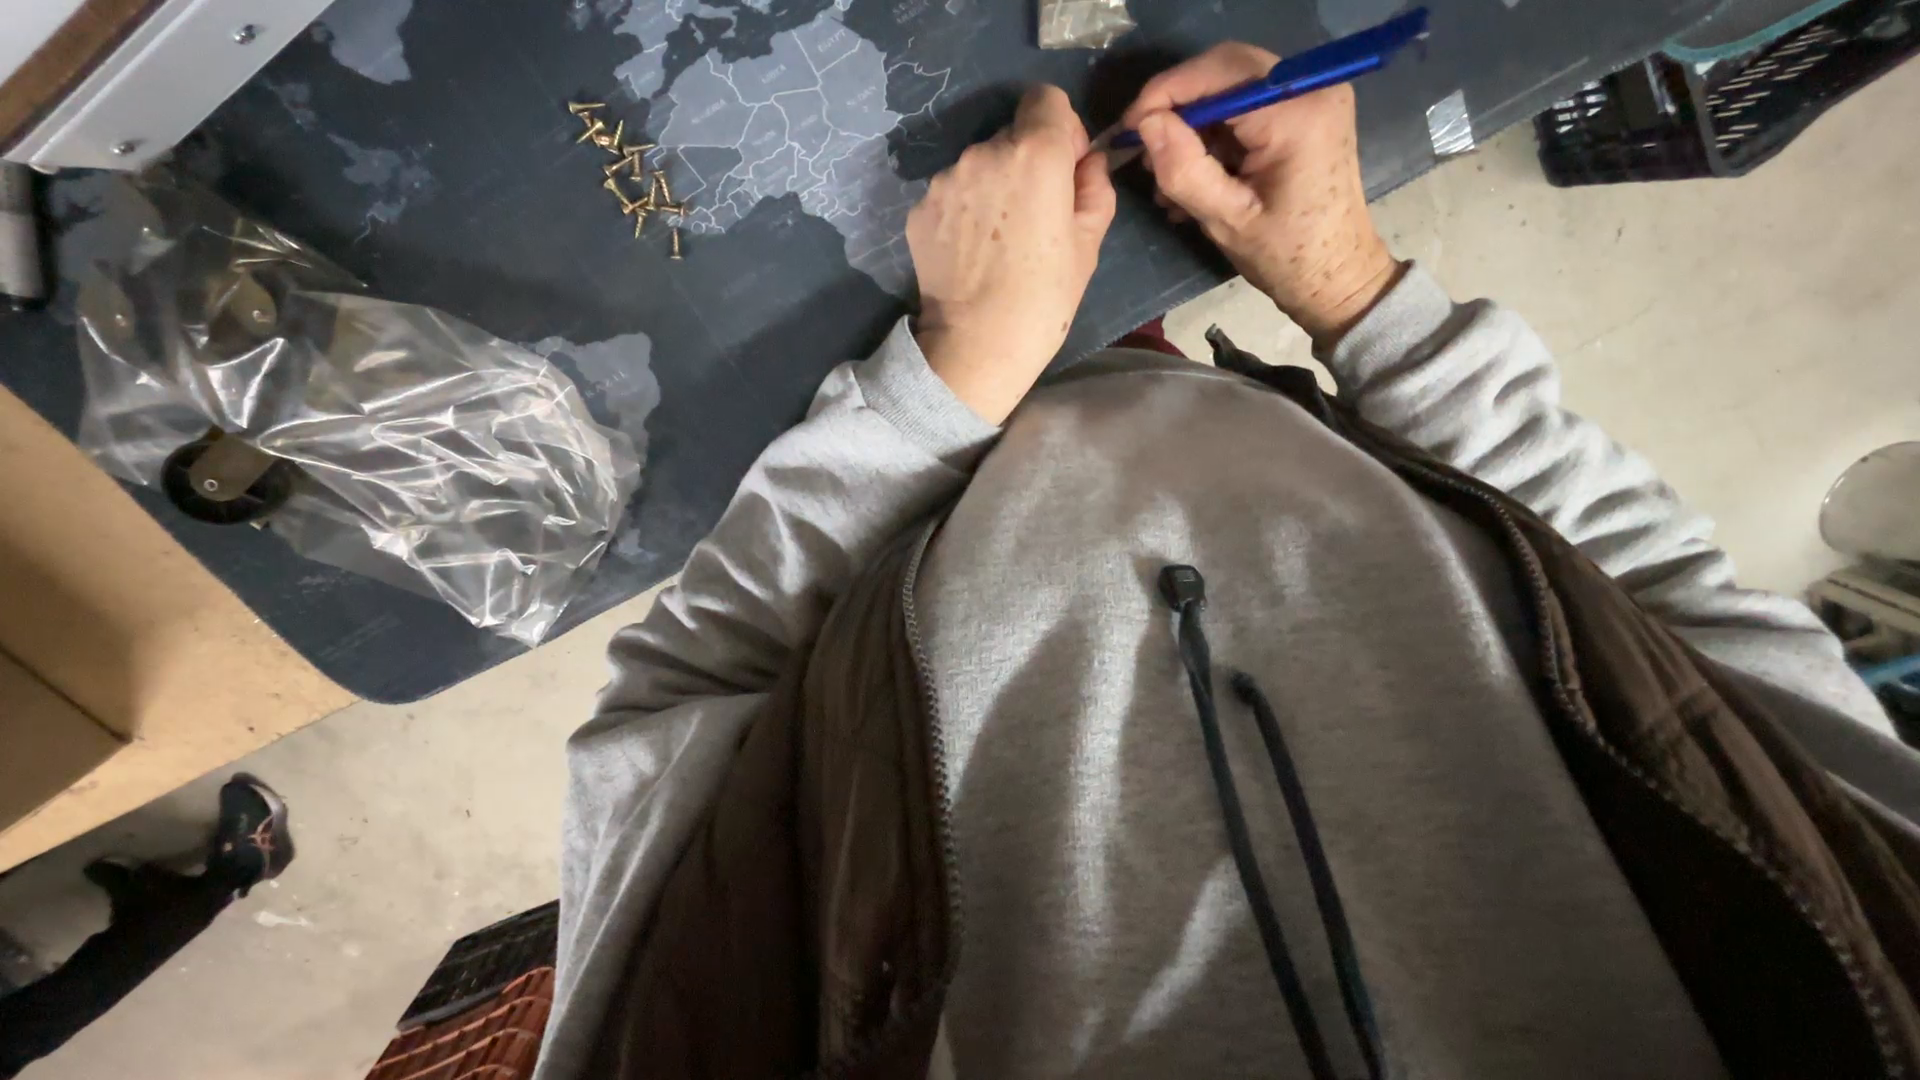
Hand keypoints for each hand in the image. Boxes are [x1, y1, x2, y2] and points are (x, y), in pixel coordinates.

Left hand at [909, 85, 1116, 423]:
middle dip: (1026, 162)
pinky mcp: (919, 211)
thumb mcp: (1088, 246)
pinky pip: (952, 195)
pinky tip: (972, 253)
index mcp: (1035, 153)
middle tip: (1033, 216)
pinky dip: (964, 212)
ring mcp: (945, 181)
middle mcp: (984, 153)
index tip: (1064, 169)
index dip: (1060, 129)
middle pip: (1011, 135)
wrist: (976, 347)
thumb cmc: (1043, 300)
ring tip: (999, 241)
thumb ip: (1094, 189)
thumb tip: (1088, 164)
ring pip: (978, 165)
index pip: (1045, 99)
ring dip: (992, 187)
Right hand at [1122, 44, 1402, 345]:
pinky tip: (1193, 172)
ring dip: (1193, 121)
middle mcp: (1311, 88)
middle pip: (1226, 68)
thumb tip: (1145, 125)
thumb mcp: (1226, 219)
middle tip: (1143, 146)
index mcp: (1296, 114)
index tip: (1130, 128)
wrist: (1337, 273)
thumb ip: (1184, 170)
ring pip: (1232, 84)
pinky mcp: (1306, 111)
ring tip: (1166, 172)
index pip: (1219, 74)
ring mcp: (1312, 96)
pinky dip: (1214, 131)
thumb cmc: (1286, 256)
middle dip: (1178, 104)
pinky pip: (1247, 105)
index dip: (1167, 92)